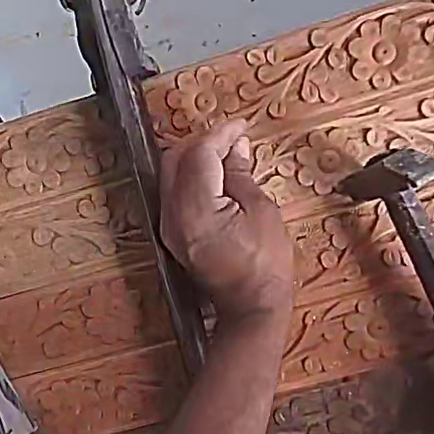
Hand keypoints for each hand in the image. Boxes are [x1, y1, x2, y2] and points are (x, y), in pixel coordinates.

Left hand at [160, 120, 293, 326]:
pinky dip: (192, 179)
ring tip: (228, 158)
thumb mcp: (262, 211)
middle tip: (233, 140)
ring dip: (196, 159)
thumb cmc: (265, 265)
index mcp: (197, 210)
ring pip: (171, 176)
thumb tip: (236, 147)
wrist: (250, 306)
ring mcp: (169, 229)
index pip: (199, 154)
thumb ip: (241, 174)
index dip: (220, 134)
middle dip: (203, 143)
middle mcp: (174, 218)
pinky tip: (217, 179)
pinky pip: (174, 195)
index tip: (240, 127)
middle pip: (175, 160)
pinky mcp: (173, 236)